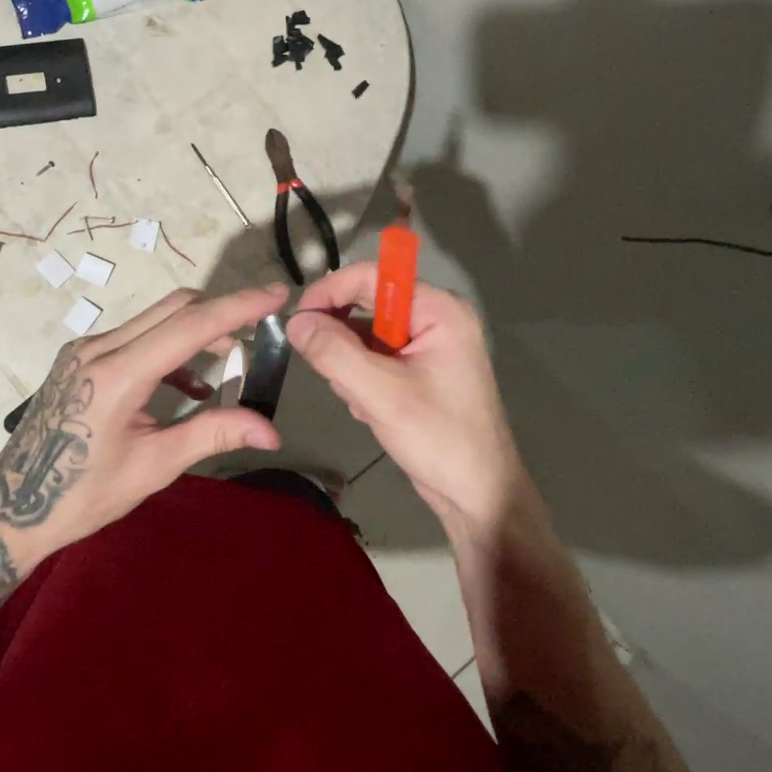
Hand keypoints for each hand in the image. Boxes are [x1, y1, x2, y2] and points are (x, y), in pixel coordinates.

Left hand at [0, 284, 289, 567]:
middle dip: (222, 311)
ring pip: (155, 318)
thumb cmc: (84, 494)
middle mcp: (99, 348)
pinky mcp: (82, 358)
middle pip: (174, 308)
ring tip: (231, 360)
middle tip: (262, 328)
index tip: (278, 293)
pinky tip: (189, 383)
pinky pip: (137, 336)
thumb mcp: (154, 466)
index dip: (239, 306)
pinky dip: (171, 347)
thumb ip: (213, 434)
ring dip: (197, 329)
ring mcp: (86, 349)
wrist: (14, 507)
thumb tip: (271, 431)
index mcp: (118, 374)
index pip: (190, 325)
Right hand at [286, 265, 528, 536]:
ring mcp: (426, 344)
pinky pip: (373, 358)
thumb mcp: (382, 394)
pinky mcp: (417, 369)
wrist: (478, 494)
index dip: (331, 292)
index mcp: (438, 309)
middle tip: (337, 378)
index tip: (297, 320)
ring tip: (365, 404)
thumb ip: (335, 353)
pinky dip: (361, 381)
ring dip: (352, 368)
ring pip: (364, 336)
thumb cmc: (440, 438)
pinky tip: (371, 411)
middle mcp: (434, 317)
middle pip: (365, 305)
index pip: (373, 277)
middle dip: (344, 344)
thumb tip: (294, 321)